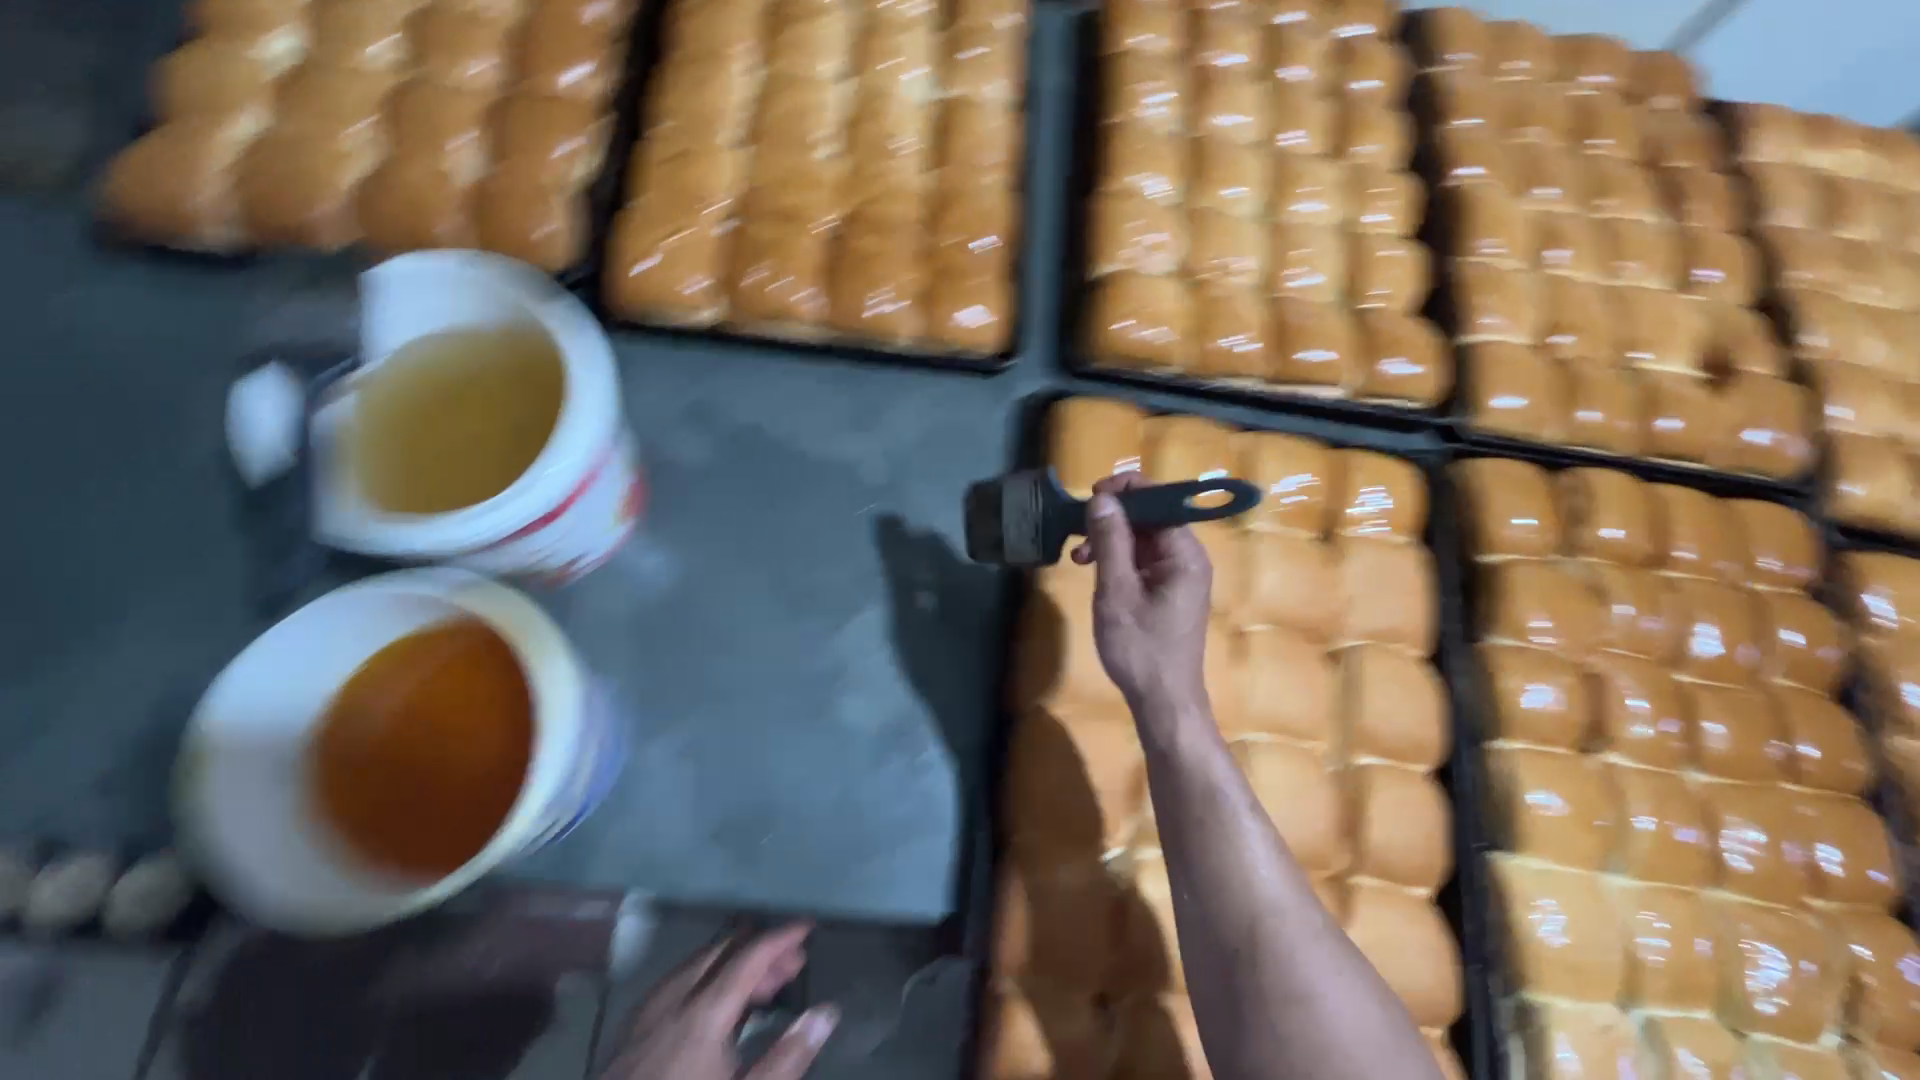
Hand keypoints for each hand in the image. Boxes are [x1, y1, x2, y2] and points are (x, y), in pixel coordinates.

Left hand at [600, 923, 838, 1079]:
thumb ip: (787, 1058)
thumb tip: (825, 1013)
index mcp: (702, 1015)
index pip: (748, 956)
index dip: (780, 937)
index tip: (807, 926)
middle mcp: (672, 1002)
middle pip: (720, 951)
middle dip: (759, 949)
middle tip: (793, 965)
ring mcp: (646, 1016)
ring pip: (695, 965)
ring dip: (733, 964)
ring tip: (764, 987)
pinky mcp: (630, 1035)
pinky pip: (675, 984)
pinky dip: (706, 978)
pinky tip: (715, 1006)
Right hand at [1070, 472, 1212, 710]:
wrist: (1162, 700)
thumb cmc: (1140, 647)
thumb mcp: (1116, 591)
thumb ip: (1110, 541)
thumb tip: (1101, 499)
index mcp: (1184, 553)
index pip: (1160, 499)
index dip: (1125, 490)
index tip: (1090, 497)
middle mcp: (1187, 557)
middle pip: (1150, 517)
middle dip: (1112, 517)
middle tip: (1076, 529)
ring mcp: (1179, 575)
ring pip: (1142, 539)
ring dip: (1109, 539)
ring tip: (1078, 557)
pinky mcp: (1167, 591)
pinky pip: (1142, 560)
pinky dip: (1117, 559)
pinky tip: (1093, 570)